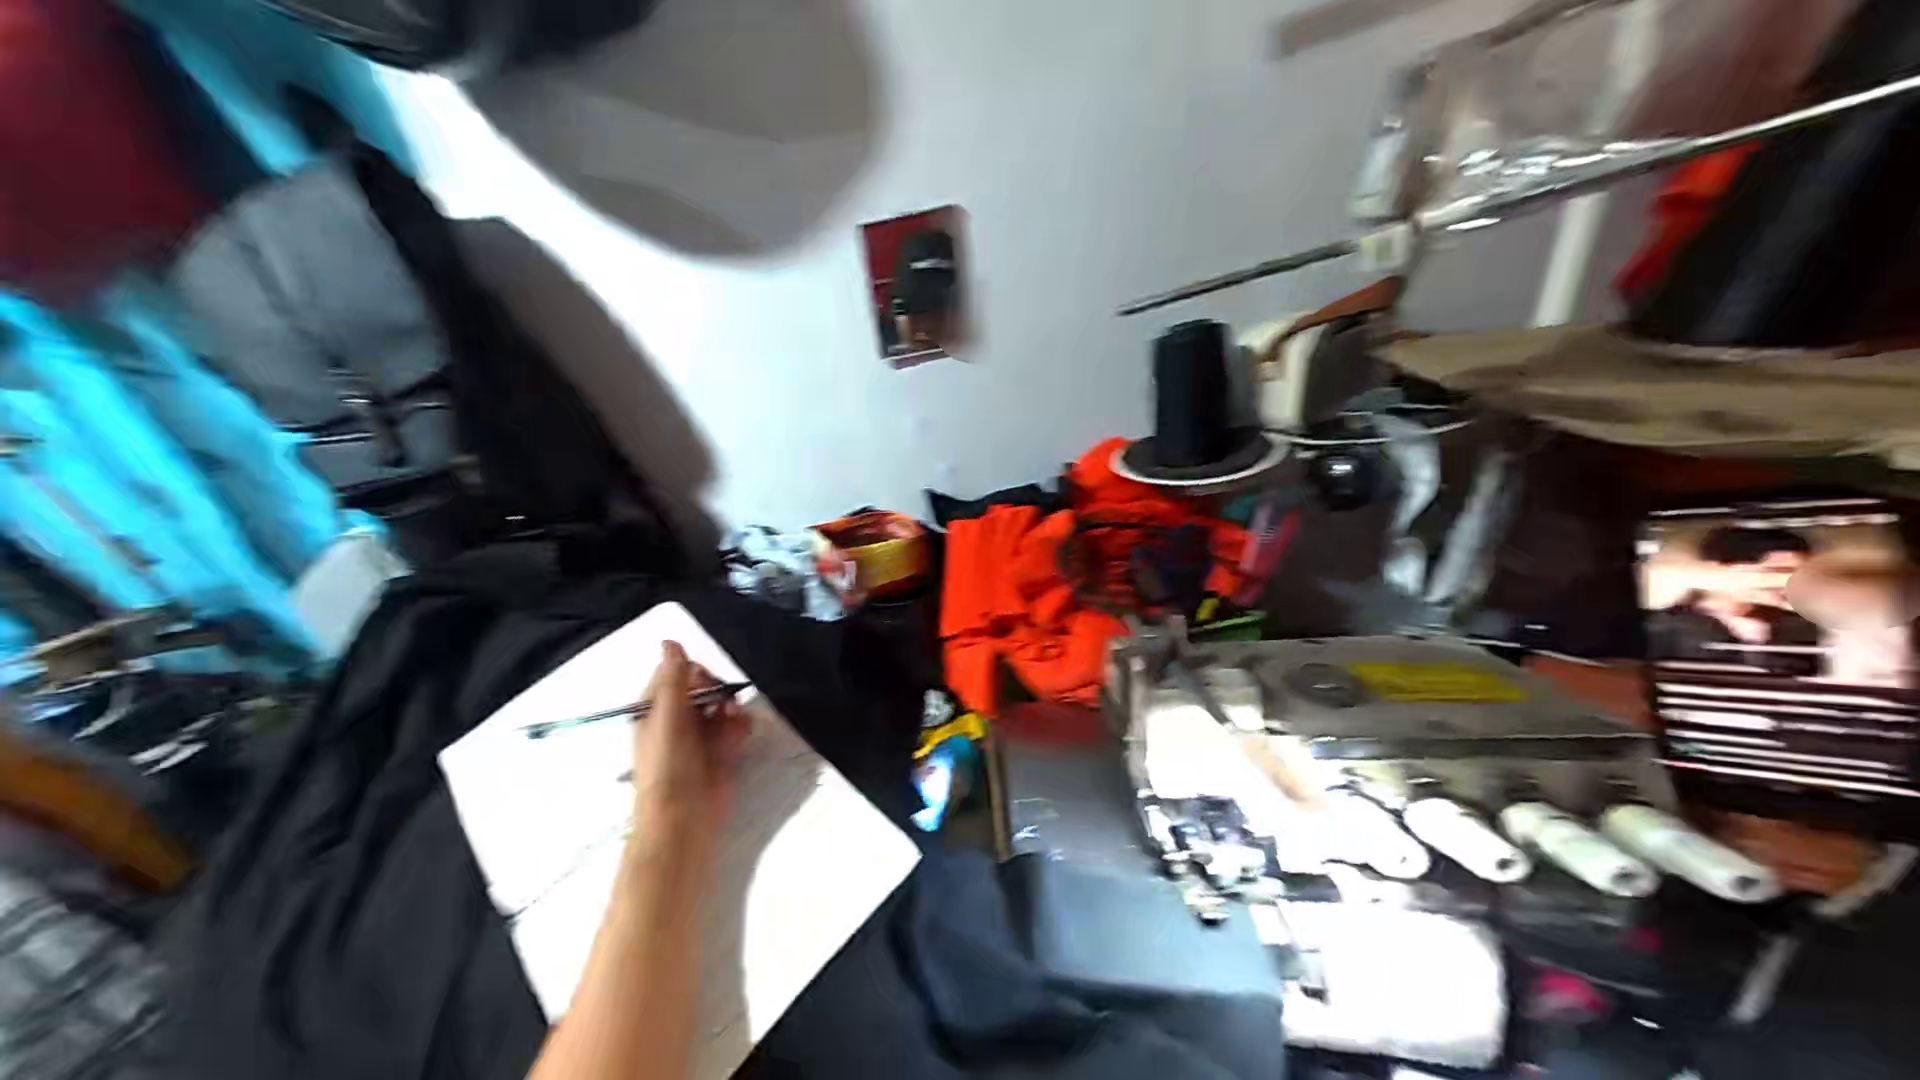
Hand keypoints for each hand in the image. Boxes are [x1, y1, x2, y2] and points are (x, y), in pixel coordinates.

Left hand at [629, 642, 749, 847]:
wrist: (685, 818)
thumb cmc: (668, 767)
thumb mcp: (667, 717)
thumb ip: (672, 678)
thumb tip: (670, 640)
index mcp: (656, 708)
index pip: (678, 672)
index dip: (694, 673)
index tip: (703, 685)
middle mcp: (678, 717)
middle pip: (705, 685)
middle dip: (717, 690)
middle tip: (719, 705)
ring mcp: (702, 734)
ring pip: (724, 703)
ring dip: (731, 707)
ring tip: (732, 721)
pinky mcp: (723, 748)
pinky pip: (737, 724)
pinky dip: (741, 725)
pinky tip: (741, 733)